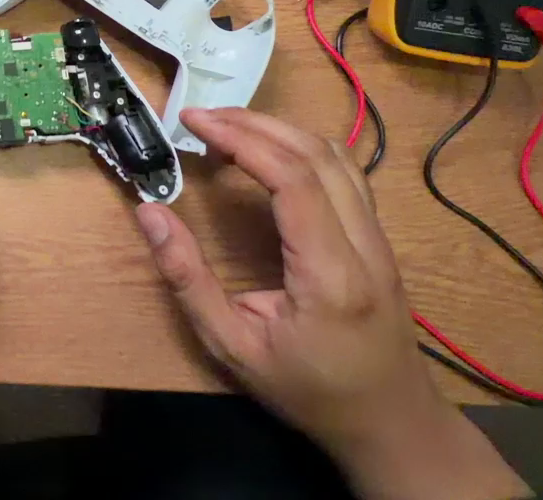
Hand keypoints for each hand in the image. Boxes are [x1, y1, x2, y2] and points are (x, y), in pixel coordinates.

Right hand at [136, 108, 527, 499]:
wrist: (393, 425)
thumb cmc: (308, 390)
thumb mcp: (231, 346)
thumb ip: (186, 278)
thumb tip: (149, 212)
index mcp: (330, 273)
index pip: (292, 179)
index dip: (240, 138)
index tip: (191, 121)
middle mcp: (366, 246)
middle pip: (317, 154)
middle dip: (253, 123)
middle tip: (199, 118)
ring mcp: (381, 240)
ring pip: (338, 157)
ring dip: (279, 130)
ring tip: (226, 128)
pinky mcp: (379, 240)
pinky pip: (345, 173)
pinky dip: (300, 148)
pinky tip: (265, 153)